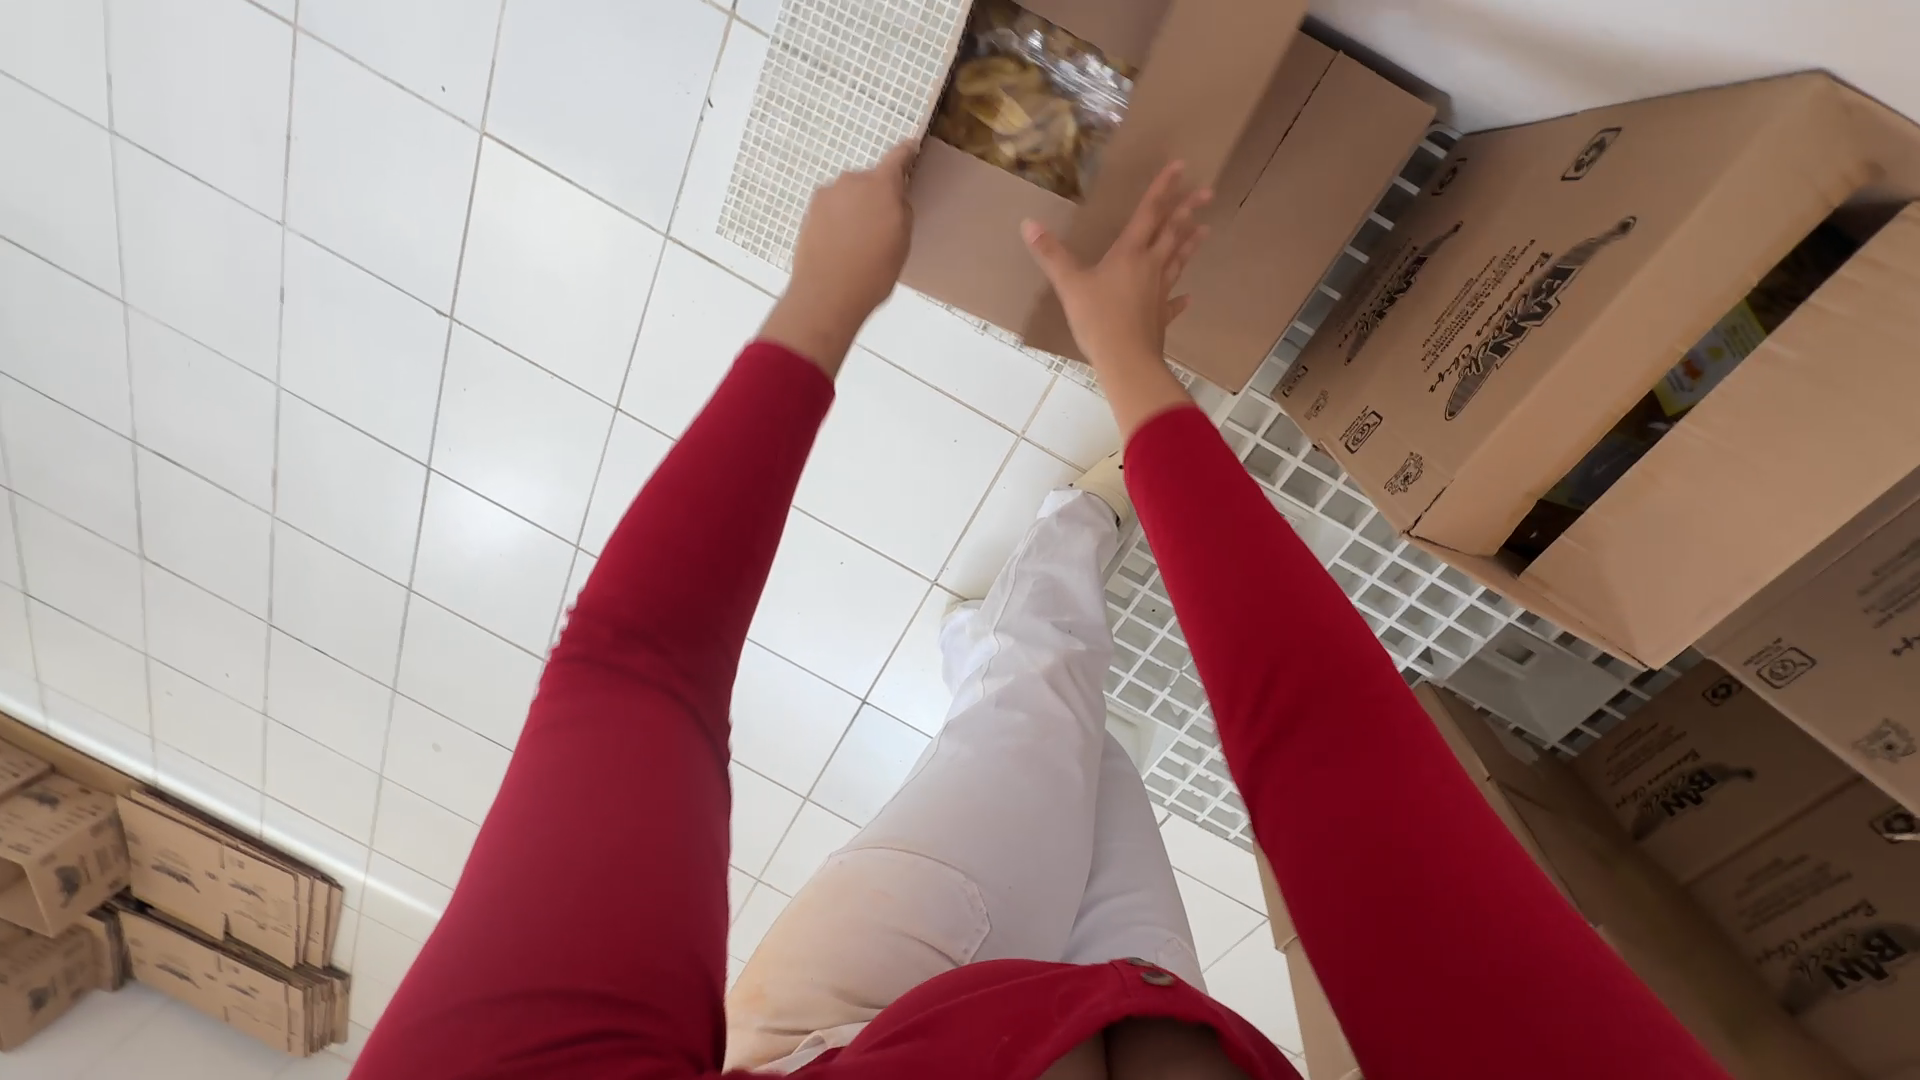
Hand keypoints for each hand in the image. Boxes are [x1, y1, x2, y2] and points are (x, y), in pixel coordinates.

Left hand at [761, 141, 917, 374]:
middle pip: (870, 181)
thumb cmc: (873, 273)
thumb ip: (901, 211)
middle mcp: (851, 181)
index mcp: (881, 185)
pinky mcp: (810, 212)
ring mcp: (827, 195)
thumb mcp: (902, 243)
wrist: (827, 295)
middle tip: (882, 229)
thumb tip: (895, 199)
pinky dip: (839, 222)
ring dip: (856, 211)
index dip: (906, 154)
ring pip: (849, 196)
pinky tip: (841, 248)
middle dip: (877, 197)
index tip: (910, 149)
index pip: (898, 157)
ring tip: (859, 245)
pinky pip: (832, 210)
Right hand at [1022, 161, 1210, 369]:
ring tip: (1206, 229)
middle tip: (1208, 192)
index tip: (1181, 166)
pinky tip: (1188, 297)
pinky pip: (1173, 304)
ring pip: (1178, 261)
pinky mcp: (1161, 318)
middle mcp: (1150, 267)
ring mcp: (1159, 293)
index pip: (1149, 213)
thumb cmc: (1098, 320)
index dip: (1164, 188)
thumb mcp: (1070, 285)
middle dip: (1188, 210)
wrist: (1126, 361)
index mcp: (1129, 254)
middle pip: (1172, 233)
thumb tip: (1028, 224)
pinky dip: (1181, 300)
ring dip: (1191, 244)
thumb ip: (1051, 255)